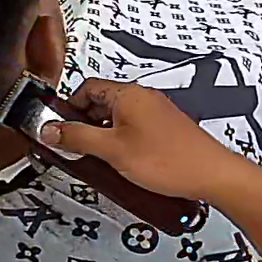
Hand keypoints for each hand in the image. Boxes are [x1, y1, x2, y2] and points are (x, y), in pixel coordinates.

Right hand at [40, 79, 255, 203]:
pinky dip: (121, 143)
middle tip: (74, 146)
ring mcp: (155, 113)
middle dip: (84, 125)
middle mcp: (143, 98)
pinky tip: (122, 164)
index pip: (85, 87)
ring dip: (103, 137)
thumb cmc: (171, 159)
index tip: (58, 126)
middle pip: (100, 103)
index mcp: (128, 93)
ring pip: (116, 118)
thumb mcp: (112, 150)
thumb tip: (51, 130)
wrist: (210, 175)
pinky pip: (133, 129)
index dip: (68, 107)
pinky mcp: (164, 129)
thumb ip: (77, 138)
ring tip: (99, 159)